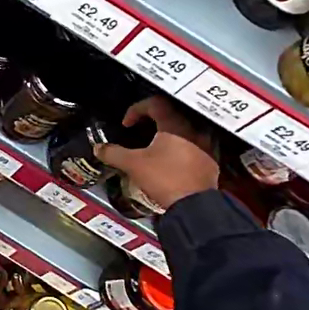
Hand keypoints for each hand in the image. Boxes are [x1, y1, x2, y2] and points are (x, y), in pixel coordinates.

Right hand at [96, 97, 219, 211]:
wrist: (195, 205)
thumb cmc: (163, 178)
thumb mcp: (133, 165)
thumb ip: (113, 153)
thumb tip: (98, 148)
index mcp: (174, 125)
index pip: (155, 104)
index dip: (136, 109)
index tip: (126, 124)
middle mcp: (194, 130)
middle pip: (171, 114)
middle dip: (152, 121)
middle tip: (139, 132)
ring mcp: (206, 146)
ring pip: (184, 131)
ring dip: (168, 135)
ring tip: (155, 148)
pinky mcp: (210, 162)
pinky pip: (194, 147)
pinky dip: (180, 149)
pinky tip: (171, 163)